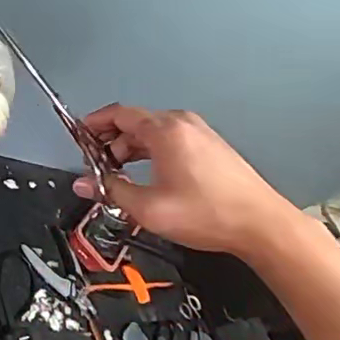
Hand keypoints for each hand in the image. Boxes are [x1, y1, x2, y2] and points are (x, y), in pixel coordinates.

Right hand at [72, 105, 300, 256]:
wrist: (259, 224)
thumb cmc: (211, 213)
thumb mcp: (148, 208)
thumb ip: (111, 190)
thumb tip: (85, 184)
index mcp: (166, 131)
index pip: (119, 114)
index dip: (94, 124)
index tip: (80, 135)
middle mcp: (182, 124)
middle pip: (134, 122)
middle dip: (110, 141)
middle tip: (95, 162)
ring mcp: (198, 133)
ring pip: (152, 132)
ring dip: (130, 148)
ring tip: (118, 173)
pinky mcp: (208, 146)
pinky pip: (169, 140)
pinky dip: (150, 151)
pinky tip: (146, 175)